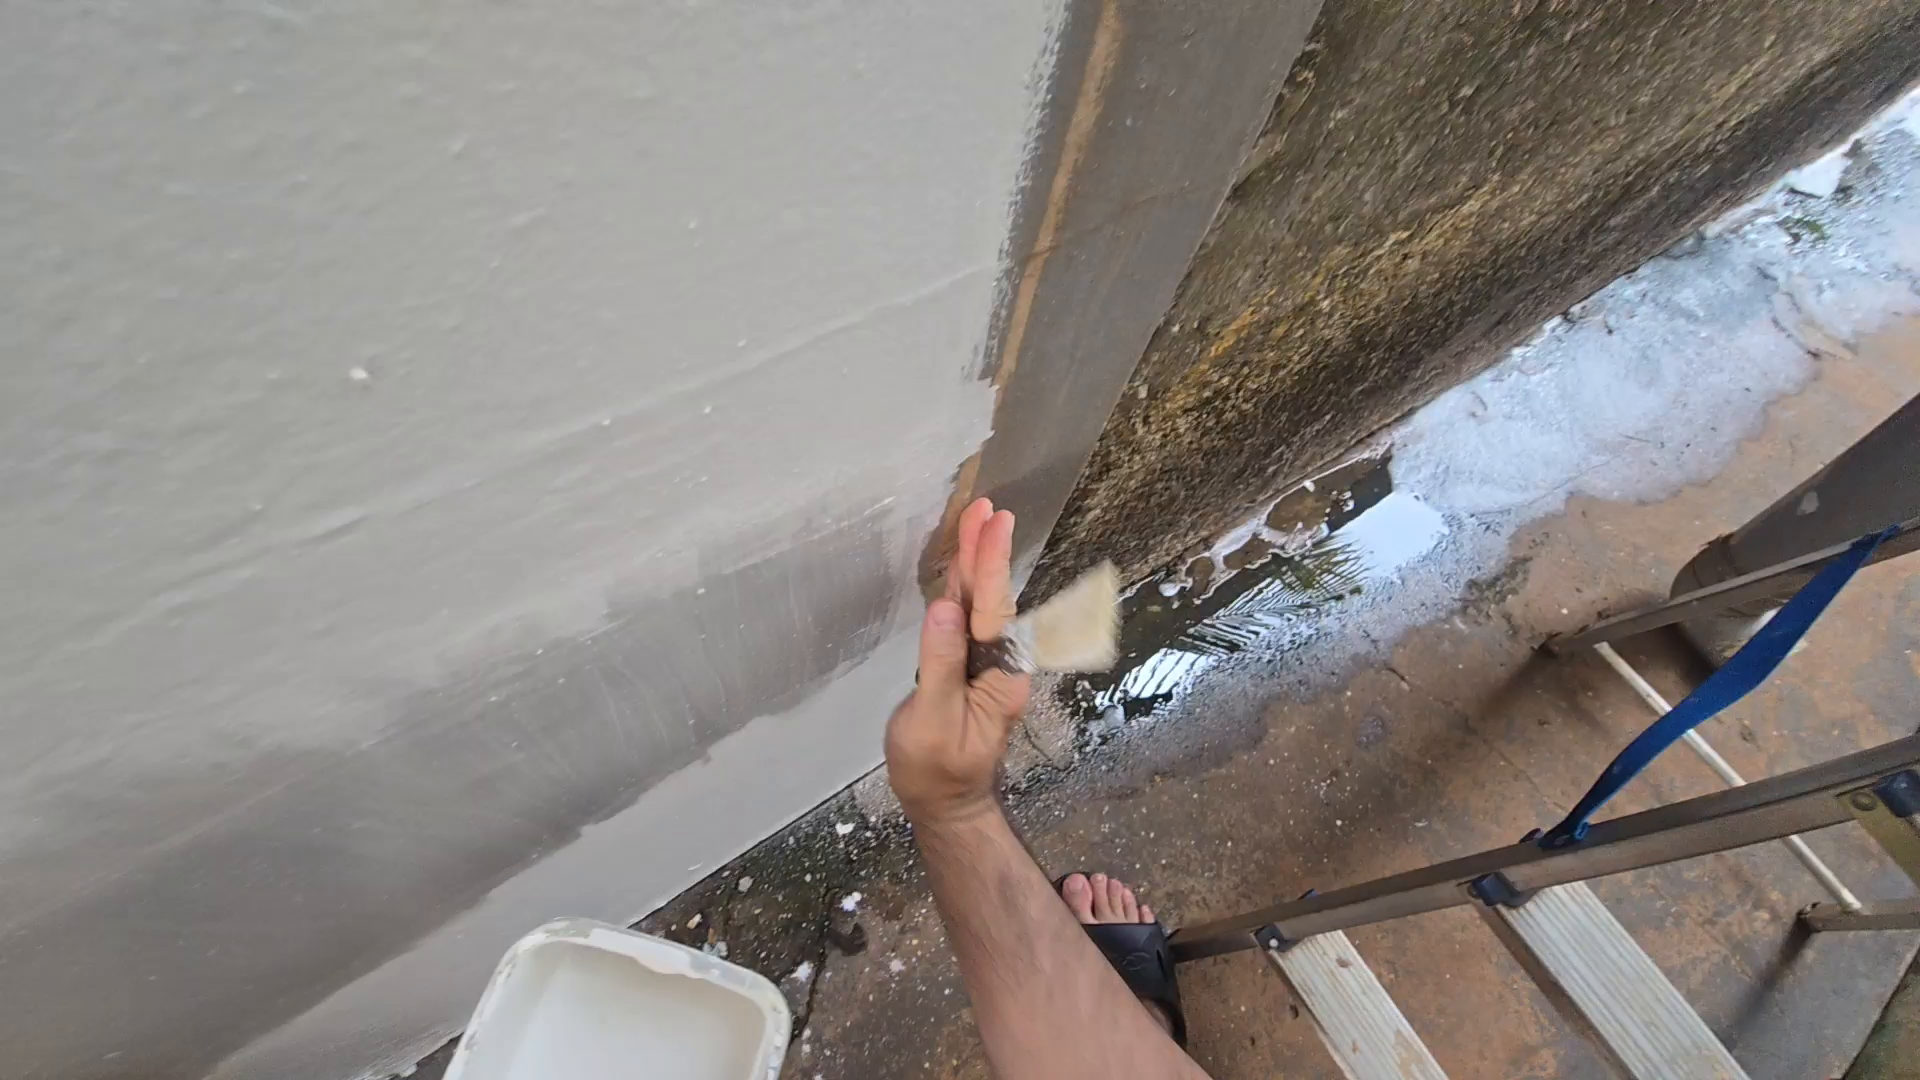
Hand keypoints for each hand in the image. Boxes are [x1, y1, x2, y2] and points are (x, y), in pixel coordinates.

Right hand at [885, 497, 1030, 827]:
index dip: (989, 563)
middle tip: (984, 507)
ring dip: (974, 561)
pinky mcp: (967, 665)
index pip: (993, 609)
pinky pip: (964, 618)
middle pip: (990, 598)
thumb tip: (943, 609)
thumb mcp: (932, 722)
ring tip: (973, 521)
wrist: (944, 801)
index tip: (992, 522)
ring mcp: (984, 662)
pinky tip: (957, 562)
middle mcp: (999, 662)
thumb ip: (939, 665)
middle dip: (985, 551)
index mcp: (1000, 675)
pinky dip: (960, 585)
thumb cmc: (935, 769)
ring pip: (978, 604)